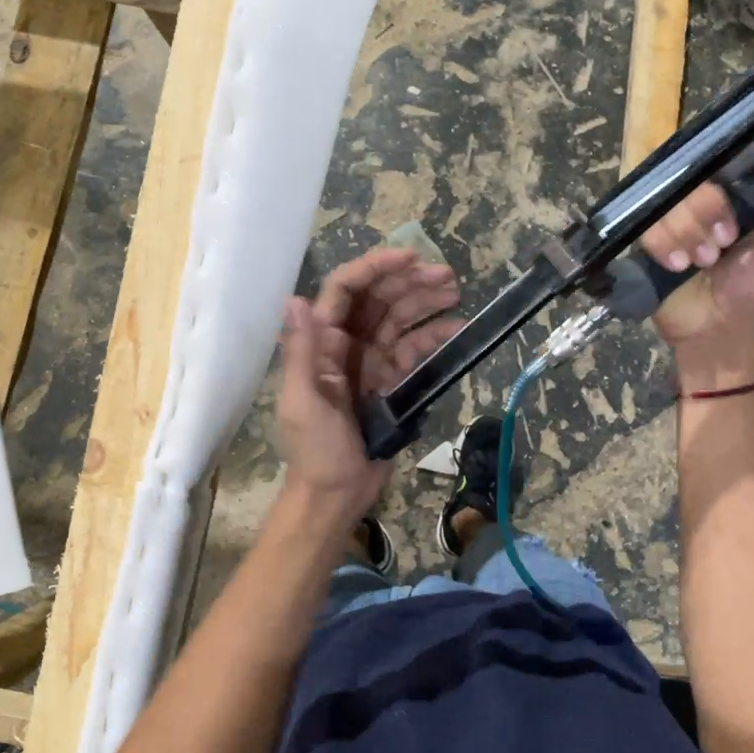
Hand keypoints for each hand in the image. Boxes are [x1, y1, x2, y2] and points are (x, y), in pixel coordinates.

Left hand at [276, 248, 463, 511]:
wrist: (337, 494)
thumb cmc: (315, 450)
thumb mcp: (303, 402)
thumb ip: (301, 351)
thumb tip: (294, 299)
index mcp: (322, 342)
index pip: (345, 291)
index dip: (375, 268)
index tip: (410, 258)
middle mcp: (346, 344)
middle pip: (379, 299)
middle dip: (410, 282)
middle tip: (447, 276)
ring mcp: (372, 362)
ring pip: (400, 319)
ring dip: (426, 302)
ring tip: (456, 292)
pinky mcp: (393, 382)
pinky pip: (416, 351)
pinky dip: (436, 339)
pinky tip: (459, 331)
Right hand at [643, 161, 753, 371]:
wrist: (717, 334)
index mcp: (743, 193)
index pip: (729, 154)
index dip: (731, 168)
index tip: (740, 195)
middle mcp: (706, 199)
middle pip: (694, 179)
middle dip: (707, 214)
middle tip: (723, 245)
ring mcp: (675, 218)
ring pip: (669, 202)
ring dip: (687, 236)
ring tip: (701, 263)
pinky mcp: (650, 239)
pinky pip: (648, 226)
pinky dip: (664, 246)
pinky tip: (678, 266)